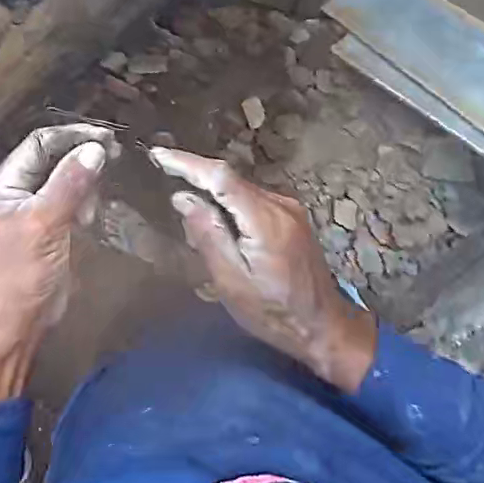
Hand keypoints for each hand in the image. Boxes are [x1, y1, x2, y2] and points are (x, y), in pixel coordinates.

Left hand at [0, 124, 116, 409]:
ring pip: (66, 179)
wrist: (17, 322)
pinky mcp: (51, 228)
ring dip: (85, 182)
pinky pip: (71, 202)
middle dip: (82, 157)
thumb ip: (69, 183)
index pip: (41, 142)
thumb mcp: (45, 222)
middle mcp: (18, 190)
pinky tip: (92, 214)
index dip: (73, 136)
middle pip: (54, 158)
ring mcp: (35, 209)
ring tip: (98, 196)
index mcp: (7, 182)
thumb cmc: (22, 272)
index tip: (106, 138)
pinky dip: (85, 202)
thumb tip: (95, 149)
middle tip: (113, 156)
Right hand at [150, 147, 377, 393]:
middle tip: (169, 194)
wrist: (324, 327)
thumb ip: (208, 236)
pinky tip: (219, 225)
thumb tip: (182, 197)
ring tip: (191, 219)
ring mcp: (289, 208)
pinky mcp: (290, 215)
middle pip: (230, 179)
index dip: (187, 163)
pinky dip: (228, 203)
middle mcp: (281, 204)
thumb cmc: (274, 313)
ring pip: (239, 187)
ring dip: (211, 193)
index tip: (158, 155)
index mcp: (266, 220)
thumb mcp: (232, 282)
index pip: (221, 177)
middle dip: (195, 178)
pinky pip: (250, 198)